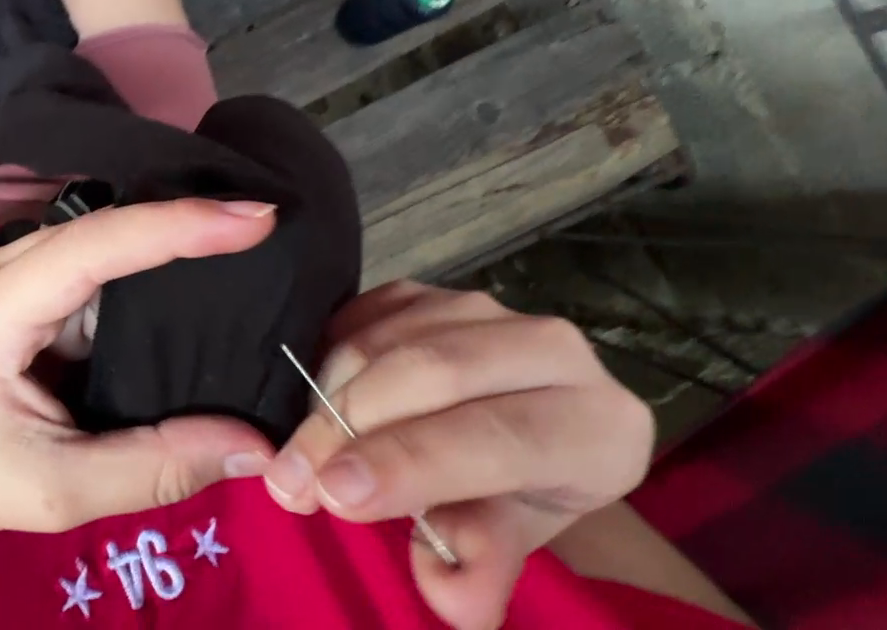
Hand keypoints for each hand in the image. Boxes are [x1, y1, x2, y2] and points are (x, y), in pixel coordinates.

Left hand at [0, 199, 280, 531]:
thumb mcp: (52, 488)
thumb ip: (151, 467)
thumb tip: (253, 446)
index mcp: (1, 305)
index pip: (95, 245)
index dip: (175, 225)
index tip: (255, 219)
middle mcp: (9, 267)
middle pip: (107, 226)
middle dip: (189, 219)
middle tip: (276, 227)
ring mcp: (18, 270)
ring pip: (107, 239)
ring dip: (174, 235)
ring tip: (254, 243)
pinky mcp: (34, 286)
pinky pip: (101, 265)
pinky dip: (153, 266)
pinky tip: (202, 278)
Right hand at [260, 281, 654, 629]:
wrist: (514, 421)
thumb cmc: (519, 487)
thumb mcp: (510, 534)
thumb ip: (482, 564)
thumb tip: (450, 598)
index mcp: (595, 422)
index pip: (498, 438)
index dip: (412, 464)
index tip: (336, 493)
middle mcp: (547, 347)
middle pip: (429, 374)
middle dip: (347, 428)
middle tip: (291, 479)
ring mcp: (476, 307)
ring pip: (382, 342)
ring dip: (322, 397)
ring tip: (294, 454)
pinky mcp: (421, 290)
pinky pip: (356, 316)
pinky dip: (322, 359)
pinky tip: (315, 402)